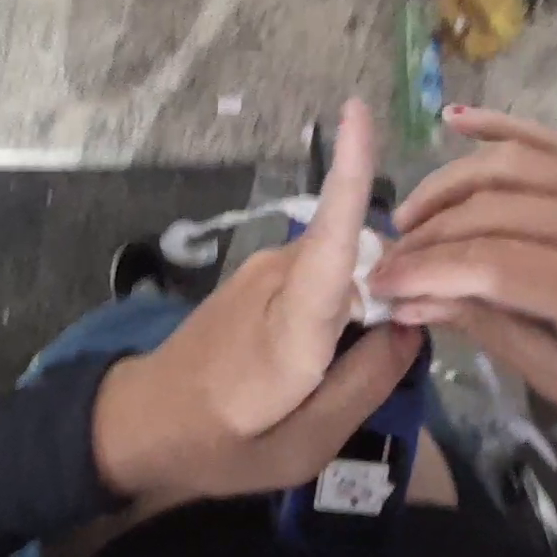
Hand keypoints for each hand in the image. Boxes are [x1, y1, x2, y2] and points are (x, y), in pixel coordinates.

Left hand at [93, 100, 423, 505]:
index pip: (328, 239)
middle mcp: (277, 276)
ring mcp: (263, 266)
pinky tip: (331, 343)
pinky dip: (343, 293)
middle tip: (405, 347)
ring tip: (362, 357)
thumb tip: (411, 326)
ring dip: (369, 291)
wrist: (144, 420)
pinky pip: (321, 266)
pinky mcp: (258, 269)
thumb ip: (366, 382)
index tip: (357, 113)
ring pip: (342, 258)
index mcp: (291, 325)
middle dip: (398, 279)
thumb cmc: (224, 442)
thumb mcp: (304, 444)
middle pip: (357, 251)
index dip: (347, 175)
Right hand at [369, 107, 556, 487]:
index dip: (426, 269)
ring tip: (411, 214)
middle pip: (495, 209)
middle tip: (386, 255)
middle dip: (430, 232)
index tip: (378, 281)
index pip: (492, 264)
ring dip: (451, 183)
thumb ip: (484, 327)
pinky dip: (503, 126)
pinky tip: (457, 120)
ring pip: (513, 166)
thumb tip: (407, 299)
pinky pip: (553, 144)